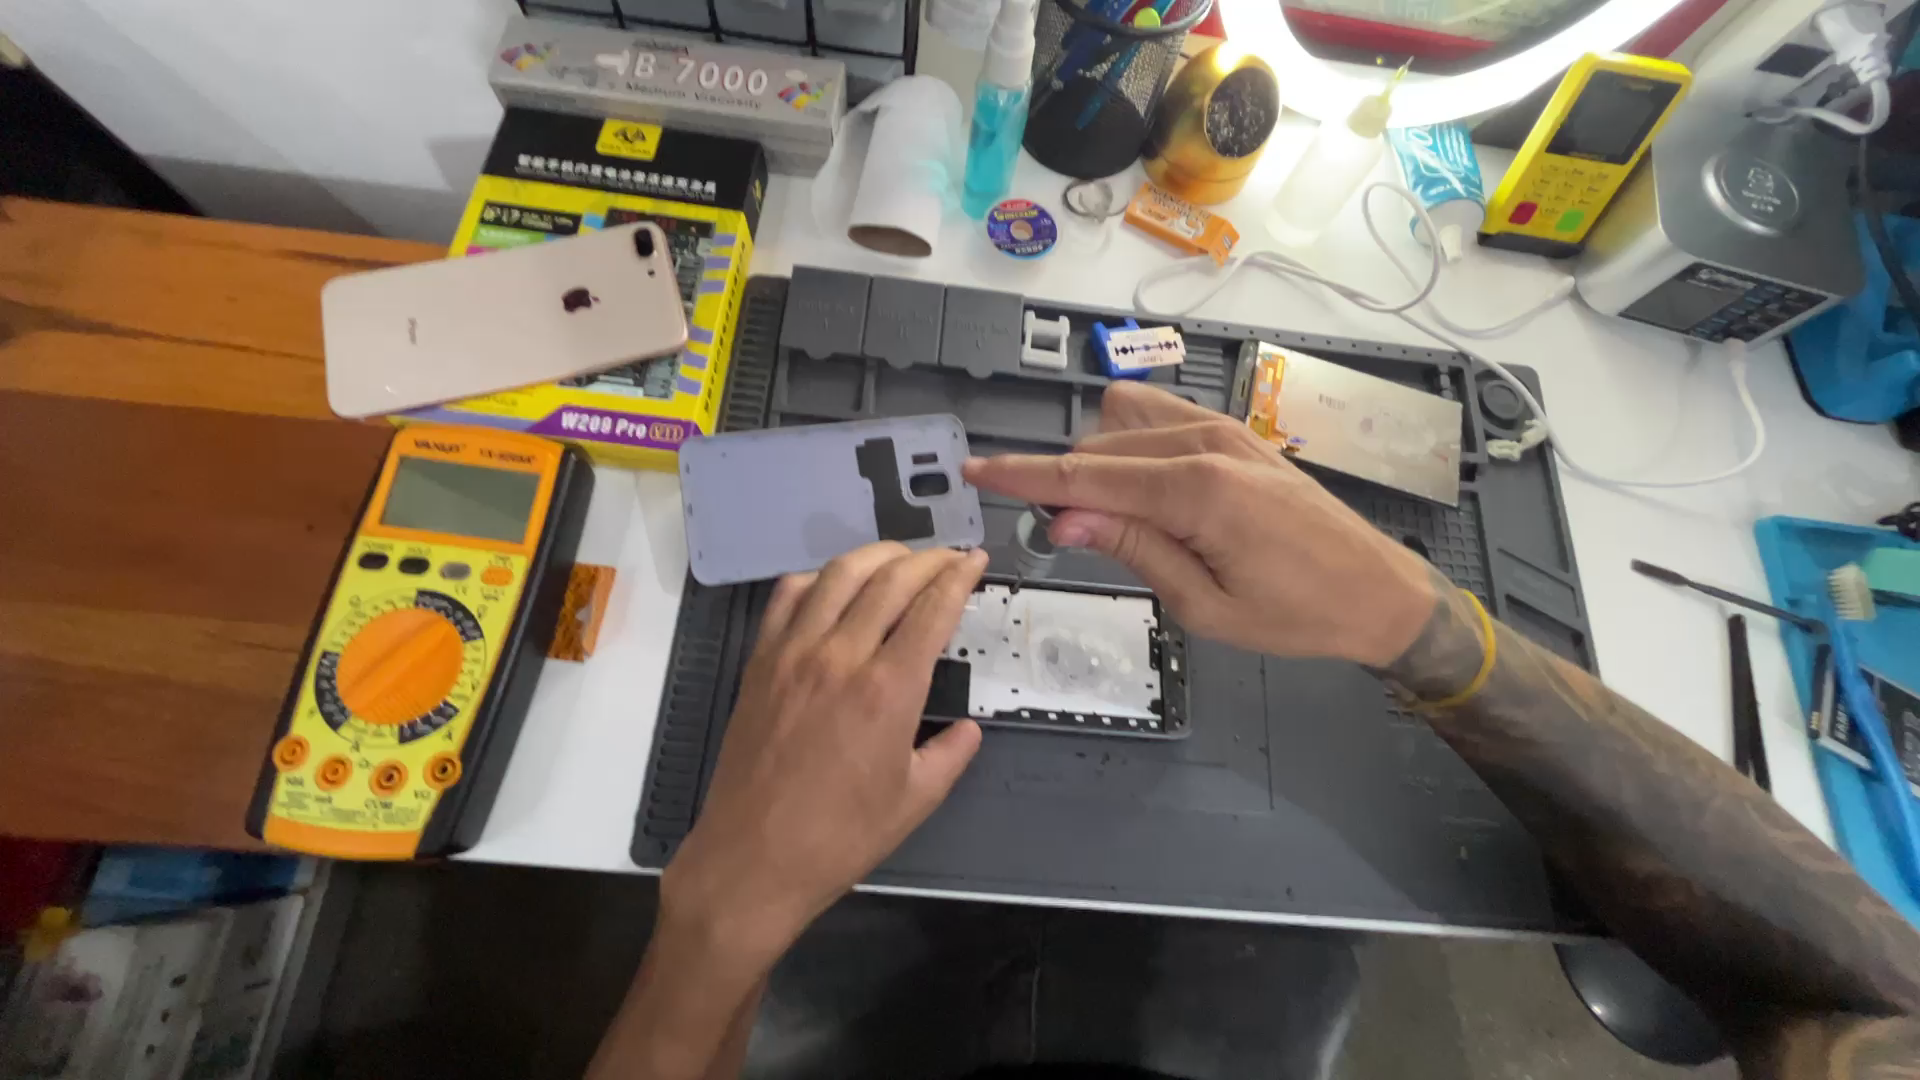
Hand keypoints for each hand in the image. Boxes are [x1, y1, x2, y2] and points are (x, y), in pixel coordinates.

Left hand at [662, 543, 988, 960]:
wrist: (752, 859)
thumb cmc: (840, 836)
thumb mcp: (916, 800)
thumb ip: (951, 753)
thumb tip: (968, 728)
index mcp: (888, 689)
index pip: (933, 608)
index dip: (960, 576)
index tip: (975, 560)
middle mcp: (841, 655)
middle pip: (892, 579)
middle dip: (929, 559)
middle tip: (949, 557)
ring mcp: (794, 652)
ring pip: (839, 574)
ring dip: (878, 555)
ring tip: (901, 559)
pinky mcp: (760, 660)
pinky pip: (788, 596)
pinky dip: (819, 577)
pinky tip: (835, 584)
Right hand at [963, 381, 1435, 665]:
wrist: (1379, 591)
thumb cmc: (1294, 615)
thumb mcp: (1201, 605)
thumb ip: (1131, 548)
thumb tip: (1061, 521)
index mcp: (1195, 492)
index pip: (1084, 476)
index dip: (1022, 475)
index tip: (975, 471)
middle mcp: (1204, 444)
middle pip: (1097, 448)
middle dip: (1063, 485)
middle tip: (1065, 536)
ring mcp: (1222, 429)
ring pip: (1121, 422)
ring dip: (1096, 461)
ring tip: (1108, 515)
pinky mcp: (1235, 431)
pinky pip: (1158, 415)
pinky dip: (1128, 441)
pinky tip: (1138, 480)